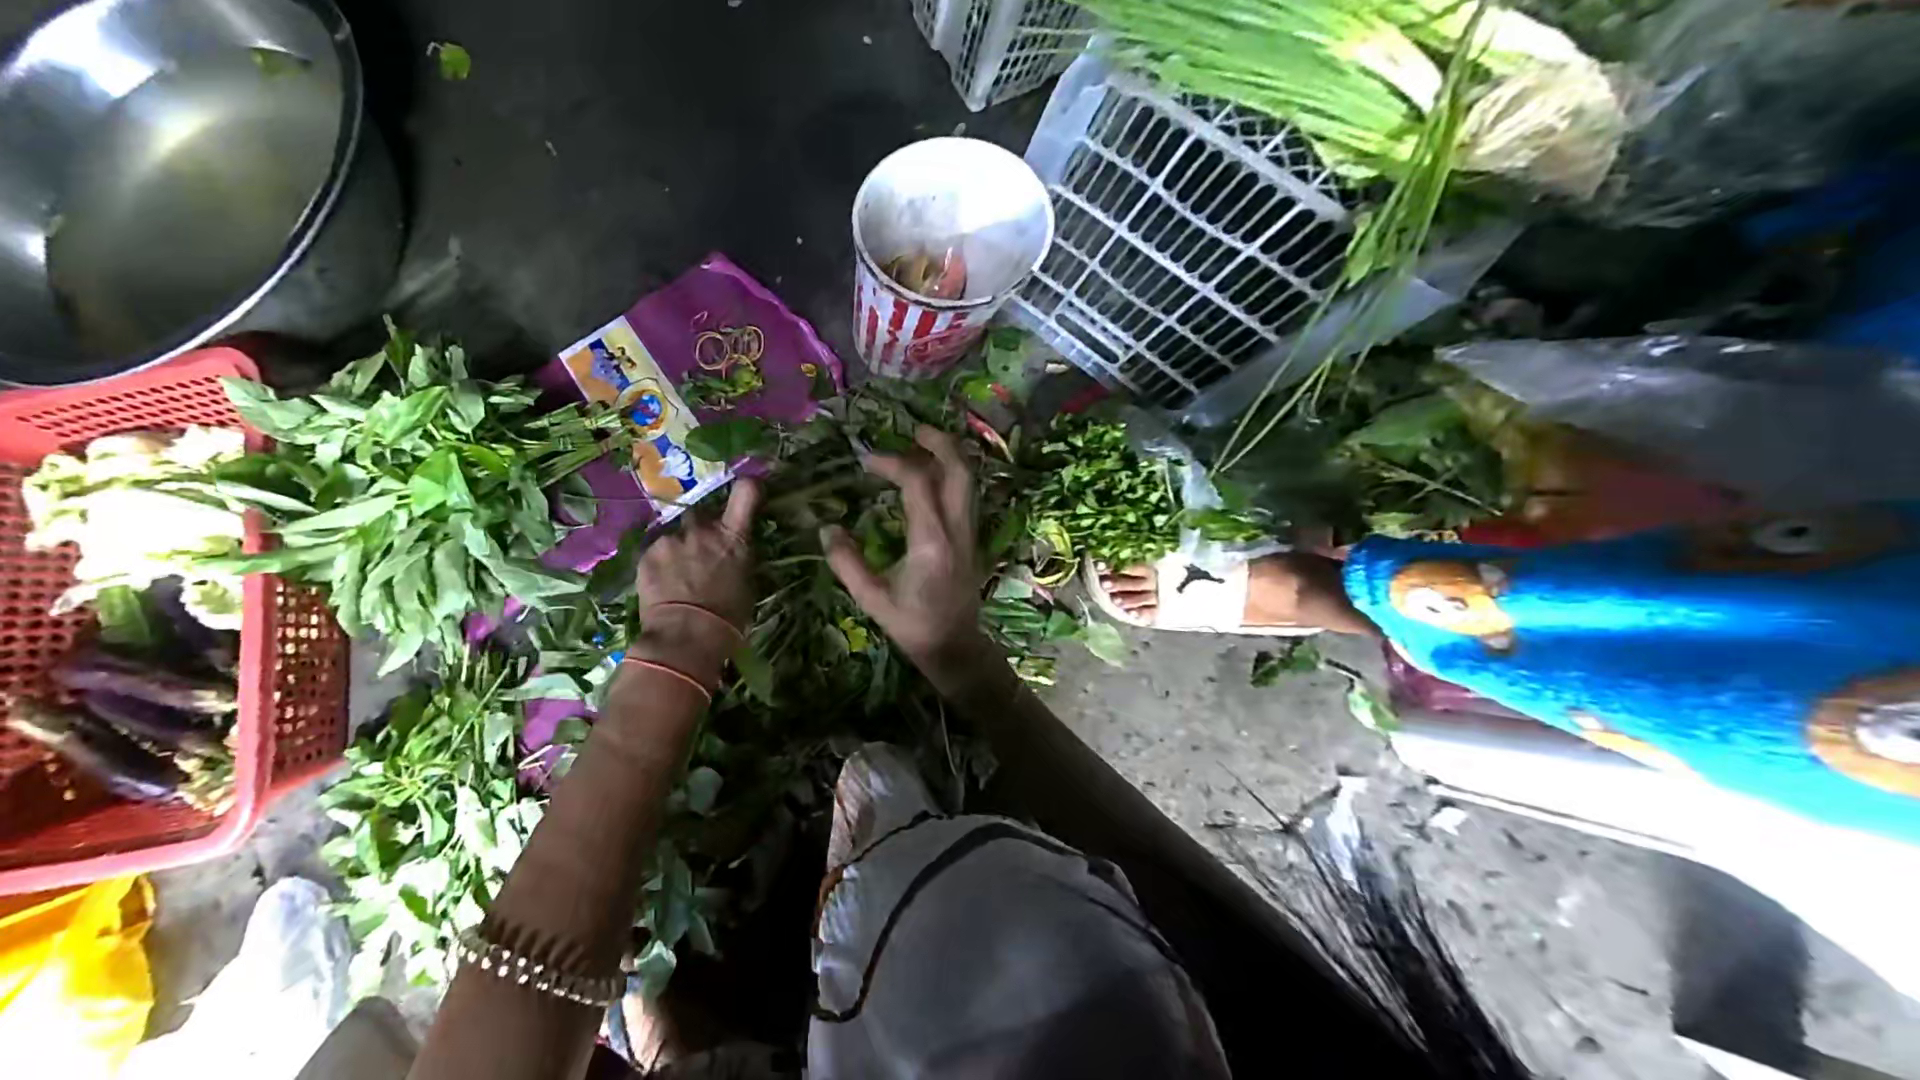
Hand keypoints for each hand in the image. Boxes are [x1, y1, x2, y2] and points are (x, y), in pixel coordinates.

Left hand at [631, 478, 760, 679]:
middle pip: (703, 513)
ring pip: (676, 534)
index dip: (748, 488)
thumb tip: (734, 556)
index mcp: (734, 537)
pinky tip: (663, 584)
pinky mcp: (646, 554)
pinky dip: (660, 562)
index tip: (748, 491)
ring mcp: (672, 540)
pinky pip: (656, 550)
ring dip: (679, 547)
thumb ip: (739, 559)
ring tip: (679, 575)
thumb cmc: (728, 617)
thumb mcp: (747, 584)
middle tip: (703, 551)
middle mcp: (702, 530)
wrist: (686, 636)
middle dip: (703, 526)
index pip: (746, 493)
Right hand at [822, 426, 987, 672]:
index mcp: (931, 541)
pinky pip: (967, 496)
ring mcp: (970, 533)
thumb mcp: (872, 598)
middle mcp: (957, 530)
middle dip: (939, 443)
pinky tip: (934, 476)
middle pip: (960, 470)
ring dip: (950, 456)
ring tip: (923, 444)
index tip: (866, 462)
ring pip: (969, 481)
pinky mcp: (973, 540)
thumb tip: (827, 528)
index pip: (918, 483)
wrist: (954, 648)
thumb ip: (847, 562)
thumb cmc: (912, 626)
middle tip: (913, 430)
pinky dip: (953, 476)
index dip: (892, 463)